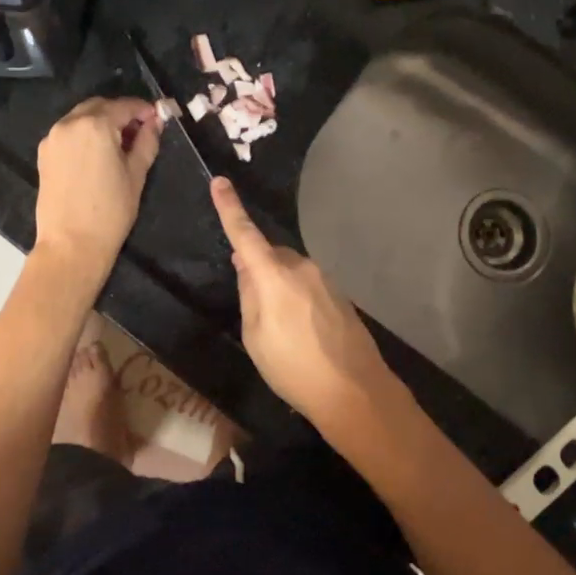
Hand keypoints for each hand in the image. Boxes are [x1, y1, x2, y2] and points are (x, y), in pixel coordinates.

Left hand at [32, 97, 161, 274]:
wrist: (70, 245)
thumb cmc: (110, 211)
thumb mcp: (136, 174)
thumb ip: (146, 142)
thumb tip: (155, 122)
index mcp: (96, 125)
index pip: (124, 106)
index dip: (143, 110)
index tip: (157, 117)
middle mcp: (69, 123)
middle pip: (100, 106)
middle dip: (120, 113)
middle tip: (139, 131)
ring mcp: (53, 138)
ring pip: (81, 117)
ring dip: (101, 121)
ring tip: (118, 144)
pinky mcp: (44, 154)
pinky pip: (68, 132)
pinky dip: (84, 133)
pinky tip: (96, 154)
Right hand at [210, 177, 392, 428]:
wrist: (355, 392)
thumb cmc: (294, 368)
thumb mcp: (255, 337)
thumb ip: (249, 295)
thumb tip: (246, 266)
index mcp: (274, 276)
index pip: (245, 235)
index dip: (230, 208)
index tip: (220, 181)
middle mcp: (301, 268)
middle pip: (270, 257)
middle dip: (258, 271)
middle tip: (255, 312)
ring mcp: (325, 280)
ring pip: (290, 273)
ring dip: (280, 290)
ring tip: (283, 334)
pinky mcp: (340, 295)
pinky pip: (308, 287)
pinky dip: (299, 301)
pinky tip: (304, 335)